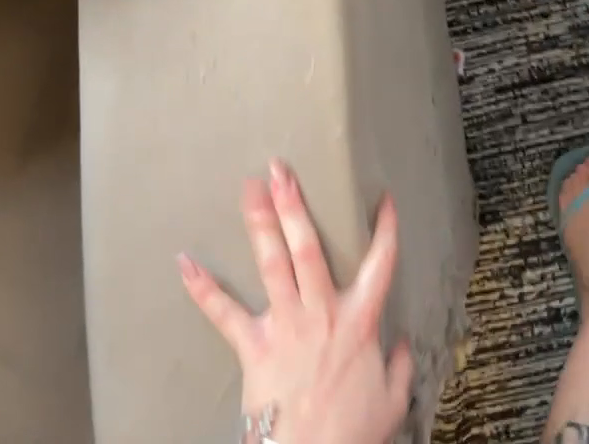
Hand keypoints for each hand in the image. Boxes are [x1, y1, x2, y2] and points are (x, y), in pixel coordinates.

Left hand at [177, 160, 412, 443]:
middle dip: (295, 207)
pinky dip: (203, 288)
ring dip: (260, 224)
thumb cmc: (352, 432)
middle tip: (283, 171)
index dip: (386, 229)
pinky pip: (224, 314)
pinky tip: (185, 262)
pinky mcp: (253, 347)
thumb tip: (403, 344)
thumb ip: (400, 365)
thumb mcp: (392, 398)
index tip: (384, 198)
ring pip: (273, 265)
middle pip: (308, 248)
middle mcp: (322, 312)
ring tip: (250, 189)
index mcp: (360, 320)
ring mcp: (285, 326)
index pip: (380, 263)